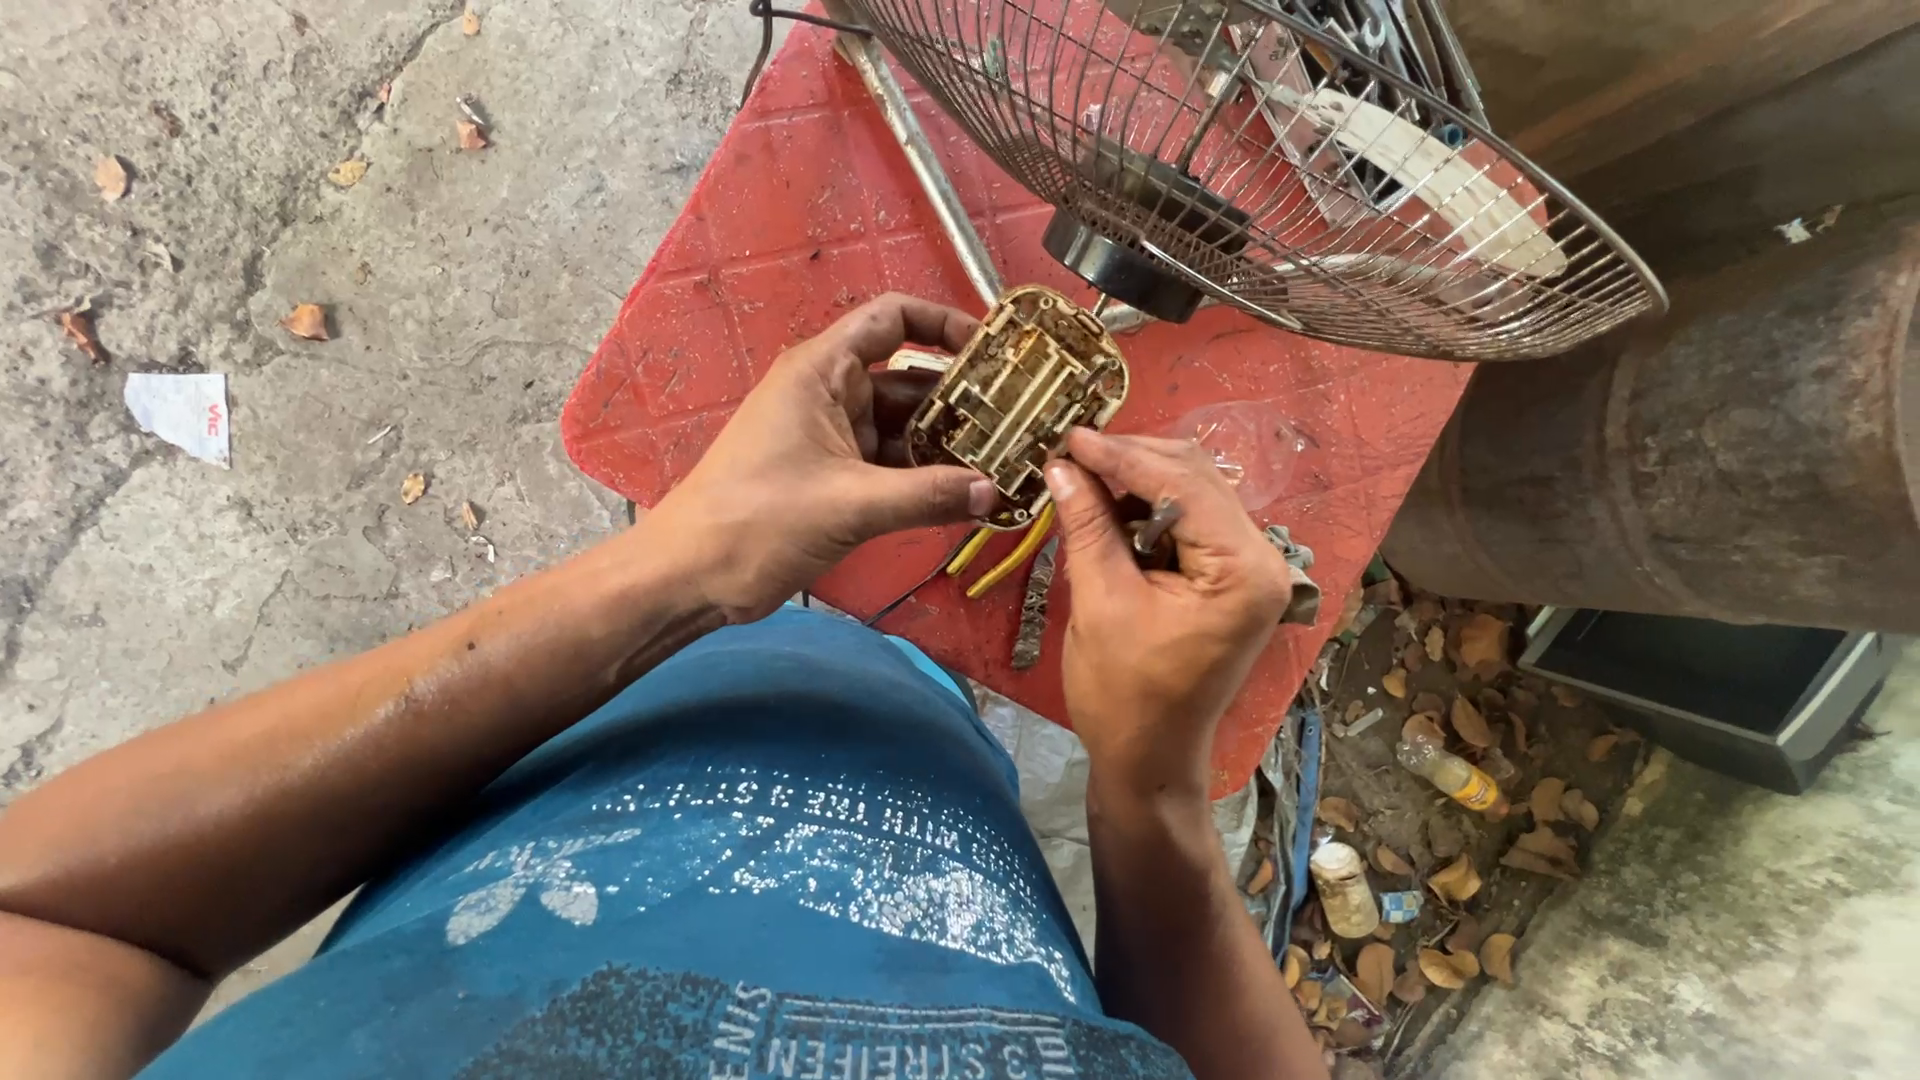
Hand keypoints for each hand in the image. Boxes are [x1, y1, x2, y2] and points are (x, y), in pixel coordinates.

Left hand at [642, 294, 997, 623]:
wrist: (693, 575)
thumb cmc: (759, 520)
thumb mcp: (851, 504)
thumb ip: (928, 496)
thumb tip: (993, 492)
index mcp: (824, 371)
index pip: (892, 319)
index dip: (944, 323)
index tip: (994, 351)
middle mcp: (832, 393)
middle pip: (909, 378)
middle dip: (961, 398)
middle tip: (1018, 420)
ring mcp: (833, 436)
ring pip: (904, 427)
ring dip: (947, 444)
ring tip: (1004, 460)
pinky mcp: (834, 476)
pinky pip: (891, 465)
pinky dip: (924, 477)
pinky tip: (966, 493)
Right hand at [1045, 429, 1293, 801]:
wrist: (1147, 758)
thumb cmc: (1122, 694)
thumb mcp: (1099, 602)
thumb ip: (1087, 525)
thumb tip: (1061, 465)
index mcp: (1243, 569)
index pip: (1184, 484)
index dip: (1122, 455)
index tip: (1070, 437)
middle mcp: (1261, 558)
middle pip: (1195, 480)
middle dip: (1131, 461)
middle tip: (1070, 454)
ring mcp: (1247, 568)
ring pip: (1190, 495)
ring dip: (1136, 480)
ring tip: (1081, 473)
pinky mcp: (1226, 578)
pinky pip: (1187, 523)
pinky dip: (1145, 508)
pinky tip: (1107, 502)